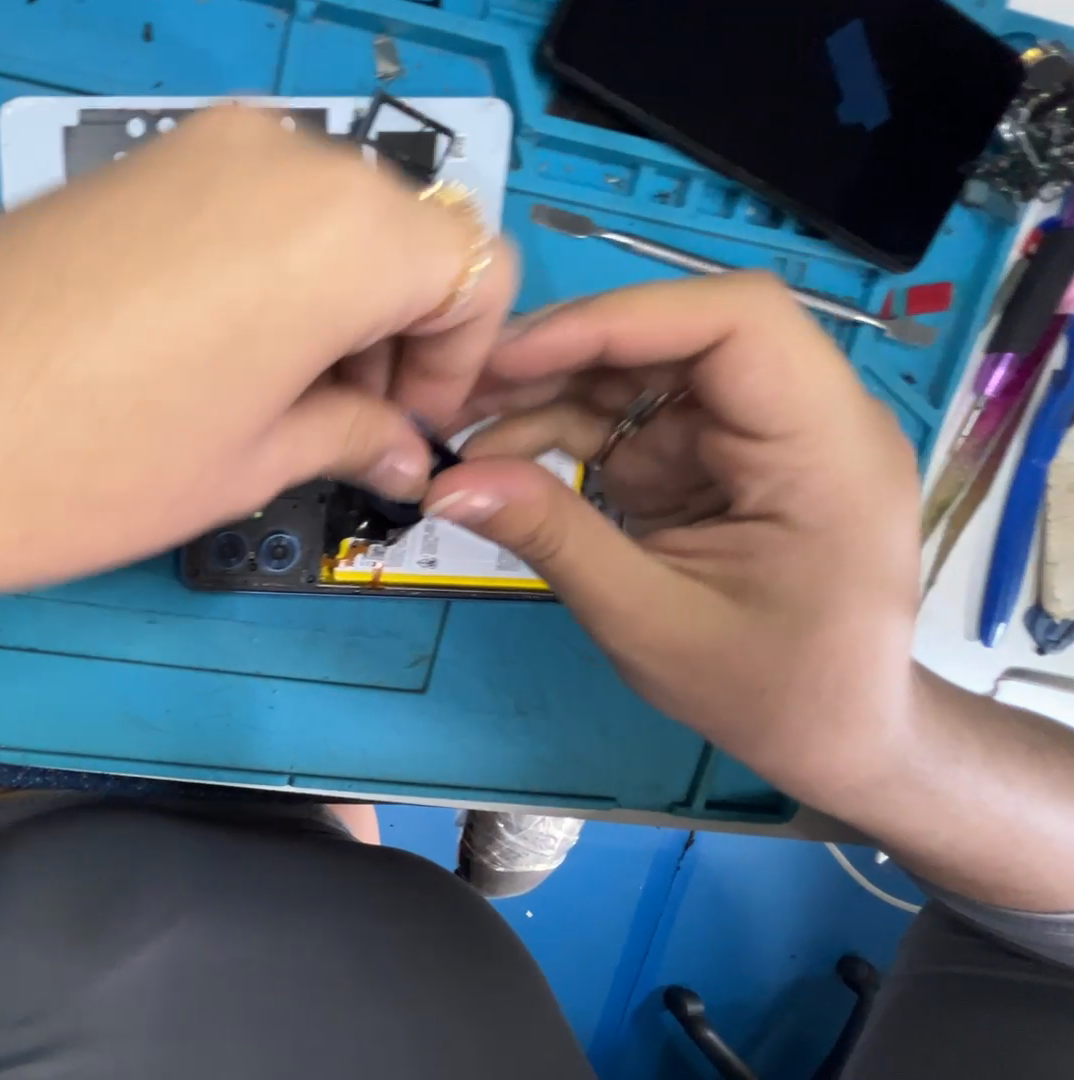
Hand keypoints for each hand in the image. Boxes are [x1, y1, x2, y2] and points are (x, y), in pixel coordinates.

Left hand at [0, 106, 515, 603]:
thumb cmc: (84, 473)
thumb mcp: (241, 468)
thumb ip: (343, 435)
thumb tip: (397, 445)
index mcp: (339, 232)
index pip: (472, 269)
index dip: (456, 360)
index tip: (406, 425)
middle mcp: (277, 158)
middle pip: (392, 235)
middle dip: (389, 332)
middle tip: (339, 423)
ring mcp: (189, 150)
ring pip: (313, 219)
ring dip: (322, 306)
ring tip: (263, 399)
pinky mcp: (122, 169)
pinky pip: (234, 211)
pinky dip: (254, 277)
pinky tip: (200, 354)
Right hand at [422, 274, 921, 792]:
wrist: (826, 730)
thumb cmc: (766, 686)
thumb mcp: (645, 620)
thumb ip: (550, 539)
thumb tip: (443, 484)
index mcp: (820, 446)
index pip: (734, 323)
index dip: (614, 322)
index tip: (506, 358)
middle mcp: (787, 415)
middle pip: (666, 337)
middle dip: (554, 356)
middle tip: (454, 393)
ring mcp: (735, 433)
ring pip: (627, 371)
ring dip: (535, 391)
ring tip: (452, 428)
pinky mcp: (692, 456)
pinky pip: (610, 418)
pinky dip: (544, 431)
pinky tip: (487, 459)